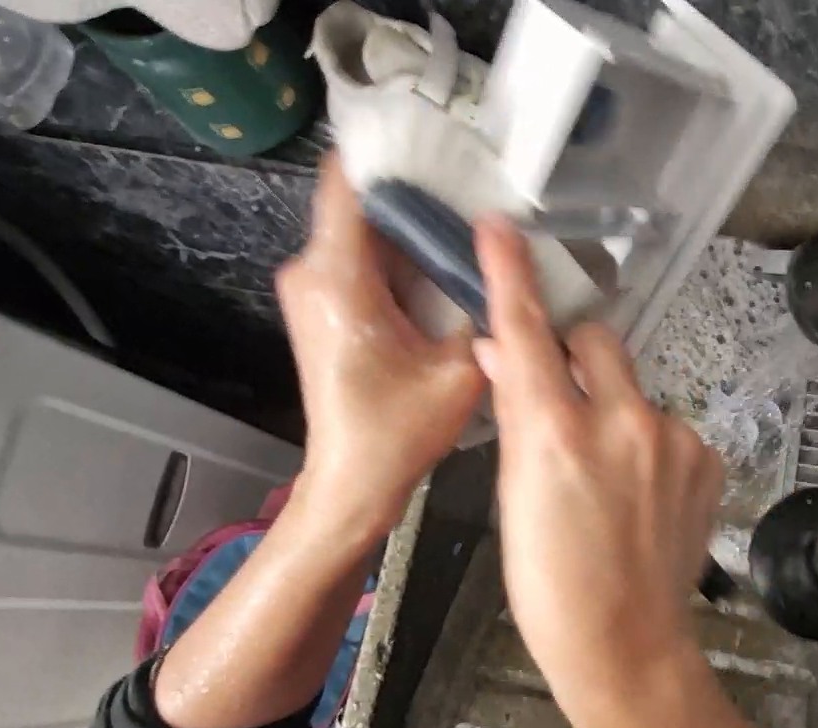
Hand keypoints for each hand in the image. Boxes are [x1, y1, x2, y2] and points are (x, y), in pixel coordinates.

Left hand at [274, 154, 486, 532]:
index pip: (349, 179)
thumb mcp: (459, 370)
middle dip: (416, 199)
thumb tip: (505, 265)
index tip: (446, 155)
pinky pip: (361, 264)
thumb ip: (483, 308)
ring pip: (364, 235)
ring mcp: (312, 291)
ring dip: (411, 233)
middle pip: (362, 205)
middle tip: (476, 201)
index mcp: (338, 277)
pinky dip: (399, 262)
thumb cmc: (397, 433)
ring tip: (467, 235)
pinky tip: (442, 274)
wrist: (353, 482)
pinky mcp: (322, 310)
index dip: (395, 157)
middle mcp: (311, 272)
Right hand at [473, 216, 723, 715]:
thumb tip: (506, 357)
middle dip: (574, 357)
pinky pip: (666, 424)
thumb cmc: (552, 586)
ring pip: (632, 386)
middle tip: (563, 404)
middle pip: (596, 340)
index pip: (529, 332)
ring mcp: (672, 439)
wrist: (626, 643)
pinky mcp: (705, 457)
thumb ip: (518, 418)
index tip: (502, 231)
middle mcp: (621, 422)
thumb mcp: (514, 497)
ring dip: (612, 407)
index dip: (512, 276)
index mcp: (556, 434)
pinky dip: (648, 441)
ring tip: (605, 473)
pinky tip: (640, 489)